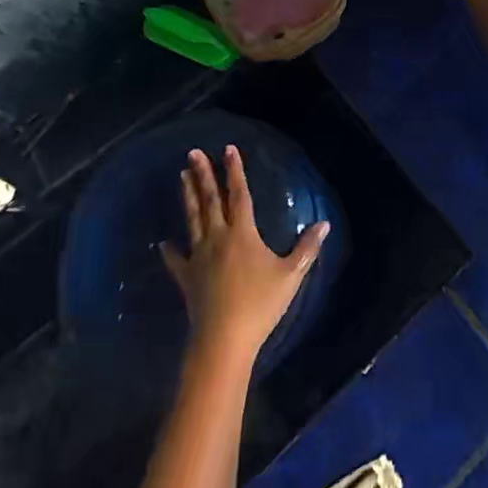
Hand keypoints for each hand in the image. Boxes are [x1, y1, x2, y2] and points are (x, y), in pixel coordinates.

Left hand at [160, 146, 328, 360]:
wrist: (225, 338)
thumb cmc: (260, 304)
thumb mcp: (291, 275)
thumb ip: (306, 248)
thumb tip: (324, 224)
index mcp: (243, 233)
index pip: (239, 194)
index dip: (235, 171)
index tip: (228, 149)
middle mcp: (218, 237)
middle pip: (210, 201)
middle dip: (203, 175)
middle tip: (193, 153)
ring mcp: (198, 257)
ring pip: (193, 220)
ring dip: (188, 197)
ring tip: (182, 176)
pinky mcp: (187, 277)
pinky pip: (176, 260)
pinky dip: (170, 250)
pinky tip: (163, 243)